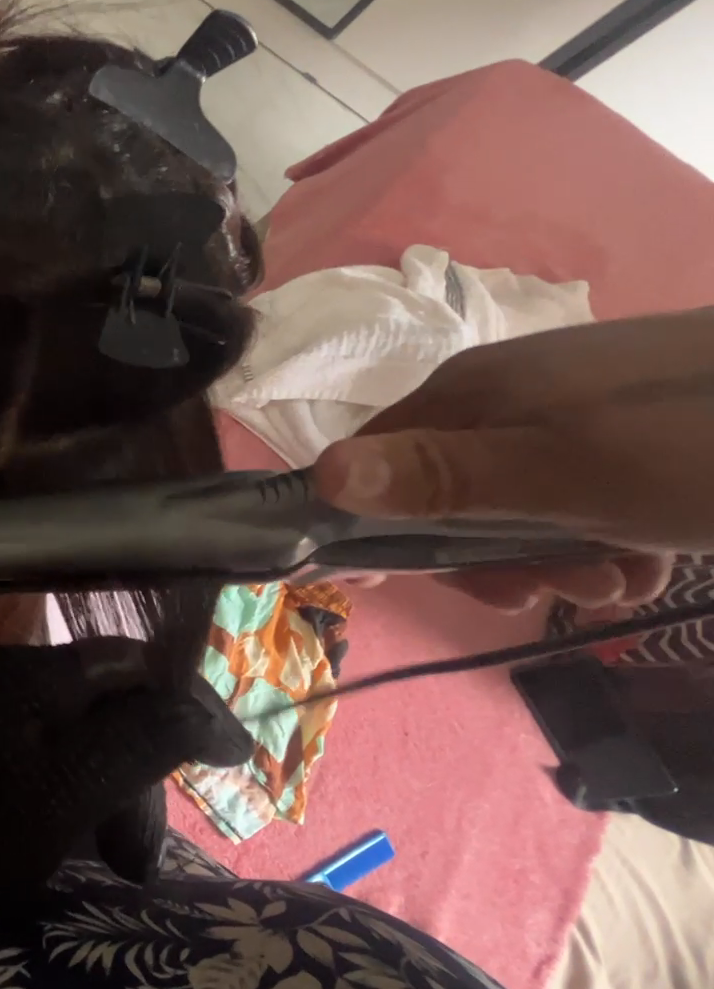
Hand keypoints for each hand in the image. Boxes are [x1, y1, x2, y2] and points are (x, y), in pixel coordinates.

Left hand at [0, 640, 249, 959]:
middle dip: (132, 772)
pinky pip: (21, 746)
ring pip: (61, 733)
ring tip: (104, 858)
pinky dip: (51, 788)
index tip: (223, 758)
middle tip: (138, 854)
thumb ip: (136, 742)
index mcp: (33, 671)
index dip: (183, 708)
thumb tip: (206, 712)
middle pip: (98, 705)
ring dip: (94, 789)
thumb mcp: (64, 792)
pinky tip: (52, 836)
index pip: (135, 665)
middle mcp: (0, 669)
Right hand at [311, 308, 713, 609]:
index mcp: (469, 395)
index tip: (404, 585)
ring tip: (613, 581)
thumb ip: (437, 476)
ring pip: (509, 498)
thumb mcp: (563, 474)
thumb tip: (314, 473)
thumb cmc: (710, 447)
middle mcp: (504, 394)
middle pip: (437, 489)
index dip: (370, 527)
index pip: (368, 465)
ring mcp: (571, 408)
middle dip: (476, 553)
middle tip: (539, 593)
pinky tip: (645, 558)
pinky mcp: (632, 427)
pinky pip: (572, 491)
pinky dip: (595, 535)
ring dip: (543, 555)